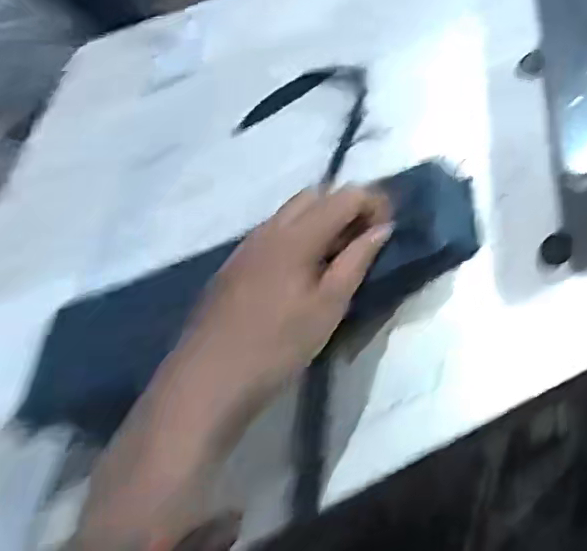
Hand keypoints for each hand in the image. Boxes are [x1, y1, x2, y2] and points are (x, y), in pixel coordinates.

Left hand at [171, 186, 392, 419]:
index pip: (347, 195)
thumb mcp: (331, 305)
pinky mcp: (231, 269)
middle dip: (348, 207)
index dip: (375, 205)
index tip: (386, 234)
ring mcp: (245, 249)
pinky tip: (304, 274)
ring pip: (293, 212)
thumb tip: (383, 228)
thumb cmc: (275, 347)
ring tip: (338, 259)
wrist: (200, 393)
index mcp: (296, 236)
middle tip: (364, 240)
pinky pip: (274, 233)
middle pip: (317, 194)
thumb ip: (359, 258)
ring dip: (323, 221)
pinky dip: (300, 237)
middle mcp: (269, 231)